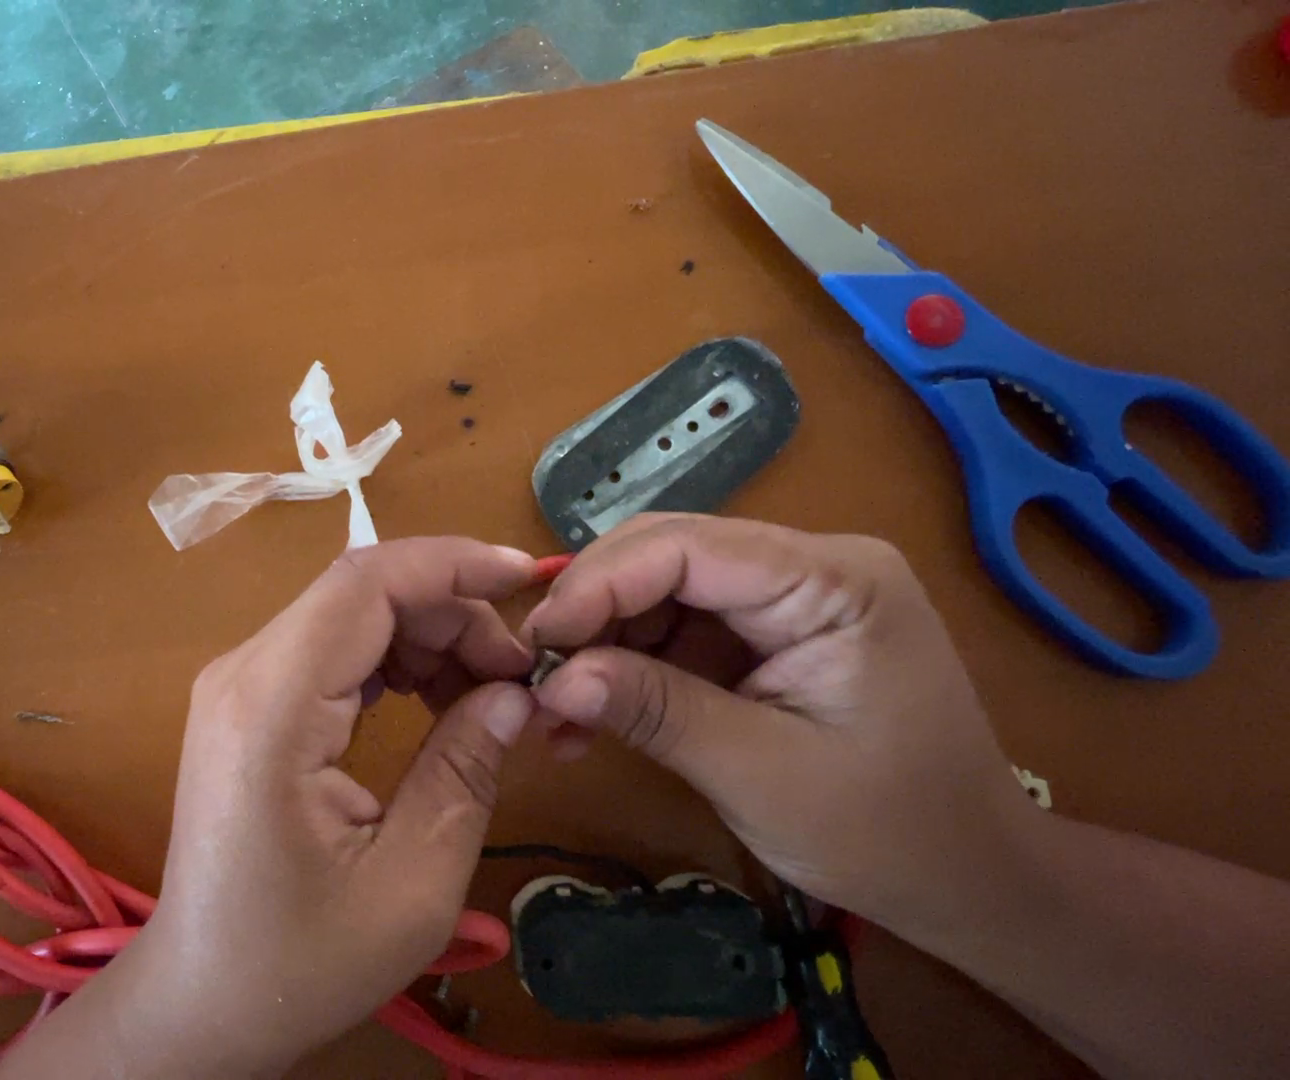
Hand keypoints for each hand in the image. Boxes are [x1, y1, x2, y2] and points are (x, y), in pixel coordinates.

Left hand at [116, 538, 539, 1076]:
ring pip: (348, 613)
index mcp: (272, 708)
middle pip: (359, 592)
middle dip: (451, 611)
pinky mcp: (247, 699)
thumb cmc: (301, 957)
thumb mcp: (411, 882)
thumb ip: (464, 770)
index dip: (450, 564)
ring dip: (426, 633)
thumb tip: (512, 691)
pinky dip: (393, 656)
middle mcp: (243, 672)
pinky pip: (330, 647)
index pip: (364, 584)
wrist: (203, 994)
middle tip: (517, 674)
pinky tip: (433, 697)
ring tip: (486, 691)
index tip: (525, 578)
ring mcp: (238, 682)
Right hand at [523, 515, 1038, 929]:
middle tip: (535, 674)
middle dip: (591, 611)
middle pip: (661, 556)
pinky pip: (668, 629)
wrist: (966, 879)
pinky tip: (588, 714)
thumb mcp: (761, 773)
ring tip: (553, 710)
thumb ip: (656, 712)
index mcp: (832, 580)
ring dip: (597, 645)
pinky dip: (623, 668)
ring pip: (652, 591)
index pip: (686, 547)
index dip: (598, 584)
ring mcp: (779, 597)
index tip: (538, 642)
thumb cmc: (887, 830)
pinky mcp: (756, 631)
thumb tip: (555, 678)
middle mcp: (804, 566)